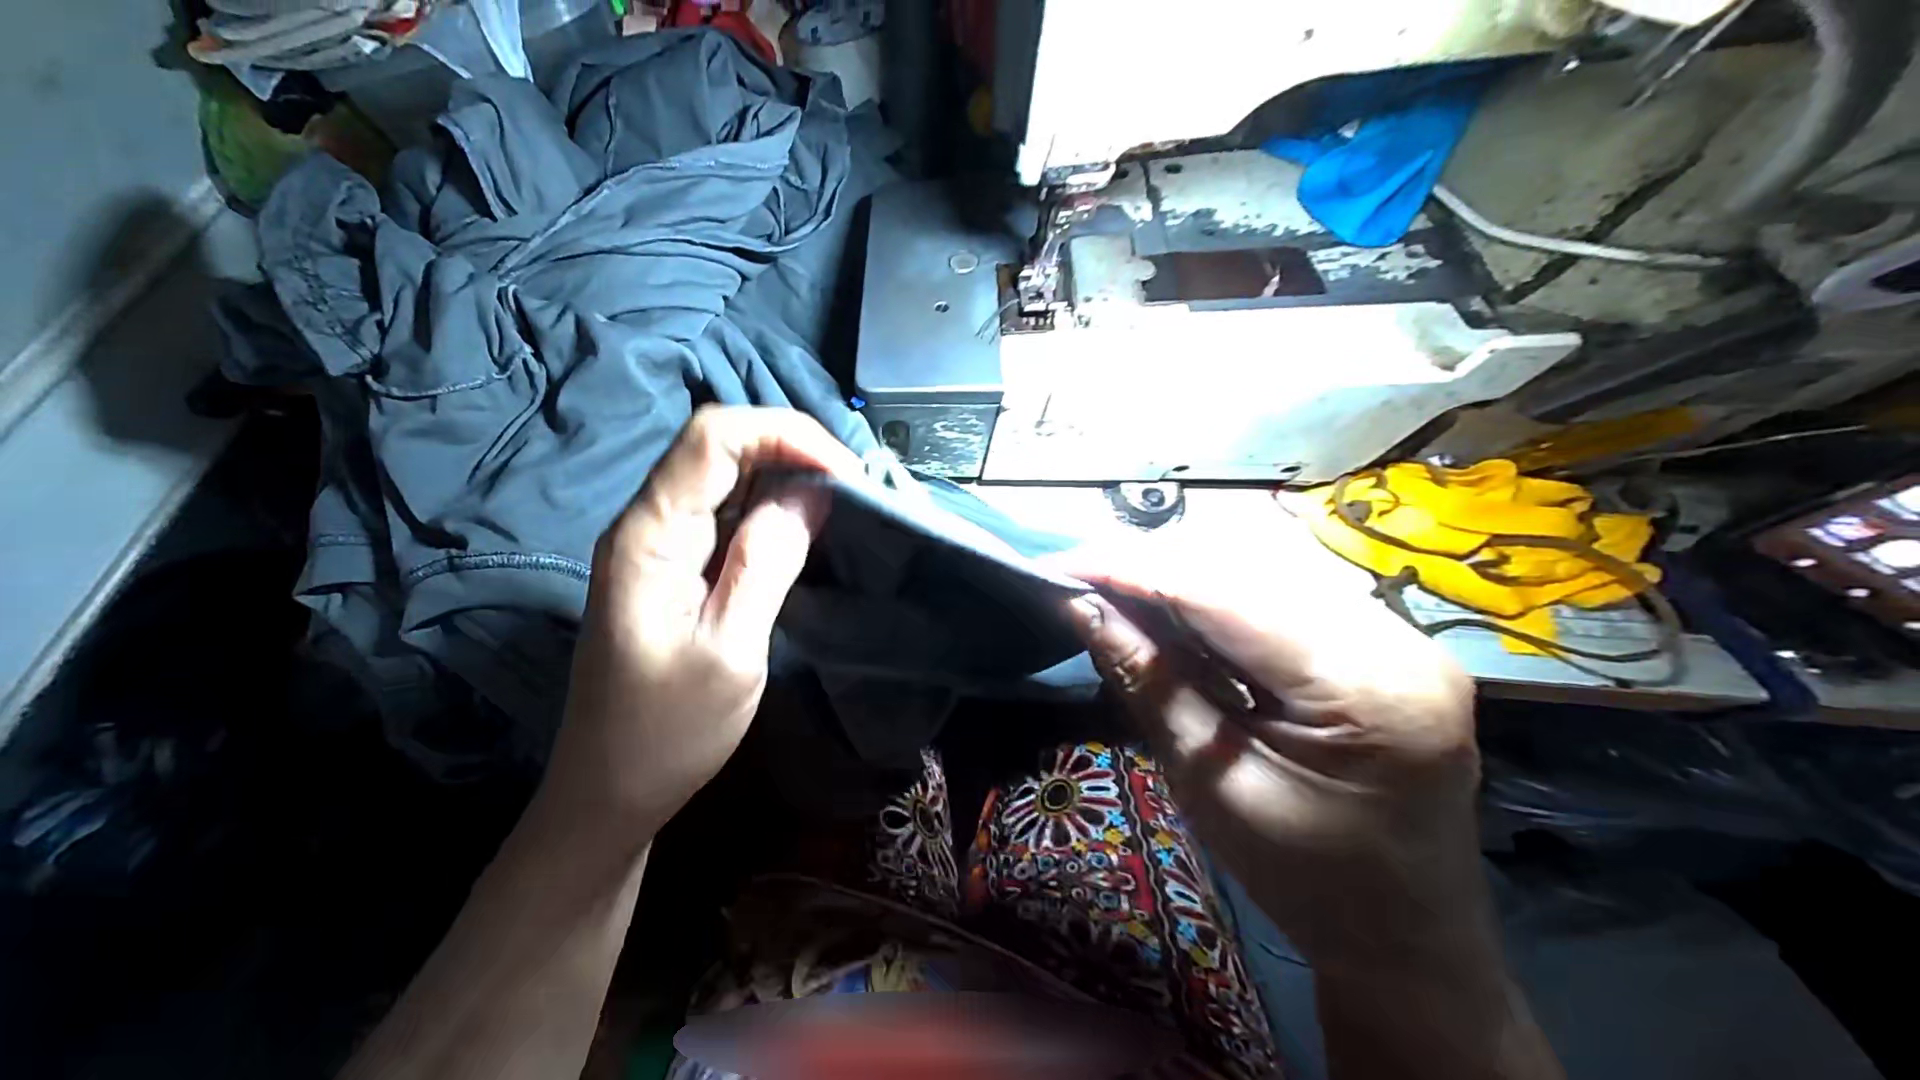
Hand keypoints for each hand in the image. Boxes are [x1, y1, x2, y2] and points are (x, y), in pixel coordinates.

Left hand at [542, 406, 863, 839]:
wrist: (608, 791)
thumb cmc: (667, 733)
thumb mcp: (731, 652)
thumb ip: (767, 562)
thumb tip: (811, 492)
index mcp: (648, 536)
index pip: (712, 438)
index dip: (783, 433)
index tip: (843, 470)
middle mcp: (646, 524)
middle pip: (717, 446)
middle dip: (789, 449)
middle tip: (852, 486)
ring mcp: (657, 545)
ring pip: (723, 477)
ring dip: (784, 476)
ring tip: (840, 500)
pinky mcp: (672, 567)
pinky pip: (723, 514)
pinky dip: (769, 508)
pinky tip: (804, 527)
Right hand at [1058, 499, 1490, 969]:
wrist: (1408, 938)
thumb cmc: (1306, 882)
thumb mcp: (1211, 782)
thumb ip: (1150, 682)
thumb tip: (1082, 607)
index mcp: (1366, 689)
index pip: (1226, 597)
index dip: (1135, 572)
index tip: (1064, 566)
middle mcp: (1398, 640)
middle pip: (1250, 568)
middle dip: (1156, 567)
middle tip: (1086, 582)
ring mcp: (1401, 635)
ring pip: (1268, 568)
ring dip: (1185, 575)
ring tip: (1123, 593)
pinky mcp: (1388, 640)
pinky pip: (1288, 592)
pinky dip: (1222, 595)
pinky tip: (1180, 610)